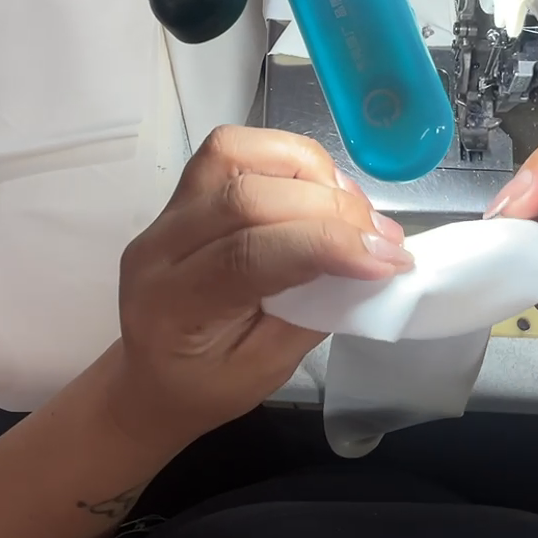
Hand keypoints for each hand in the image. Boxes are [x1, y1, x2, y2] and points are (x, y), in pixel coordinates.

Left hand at [111, 125, 412, 443]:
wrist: (149, 377)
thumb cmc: (205, 386)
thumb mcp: (265, 370)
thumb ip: (313, 311)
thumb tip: (369, 259)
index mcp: (173, 304)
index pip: (248, 253)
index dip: (327, 244)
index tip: (387, 258)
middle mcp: (159, 245)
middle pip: (245, 195)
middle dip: (329, 208)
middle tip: (381, 237)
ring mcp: (166, 211)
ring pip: (234, 151)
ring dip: (307, 168)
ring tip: (351, 208)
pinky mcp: (183, 192)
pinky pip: (234, 151)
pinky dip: (287, 159)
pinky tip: (319, 190)